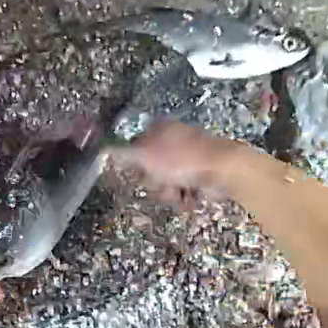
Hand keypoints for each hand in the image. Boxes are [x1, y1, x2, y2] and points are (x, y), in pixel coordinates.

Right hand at [112, 121, 249, 200]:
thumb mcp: (146, 156)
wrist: (224, 170)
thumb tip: (103, 148)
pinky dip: (185, 197)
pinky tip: (190, 197)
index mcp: (159, 130)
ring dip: (170, 193)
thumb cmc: (182, 160)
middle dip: (155, 182)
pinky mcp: (200, 174)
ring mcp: (188, 158)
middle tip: (162, 182)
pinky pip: (184, 190)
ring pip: (166, 183)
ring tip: (179, 192)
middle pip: (150, 169)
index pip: (134, 148)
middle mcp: (172, 141)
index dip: (134, 165)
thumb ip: (123, 153)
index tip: (136, 174)